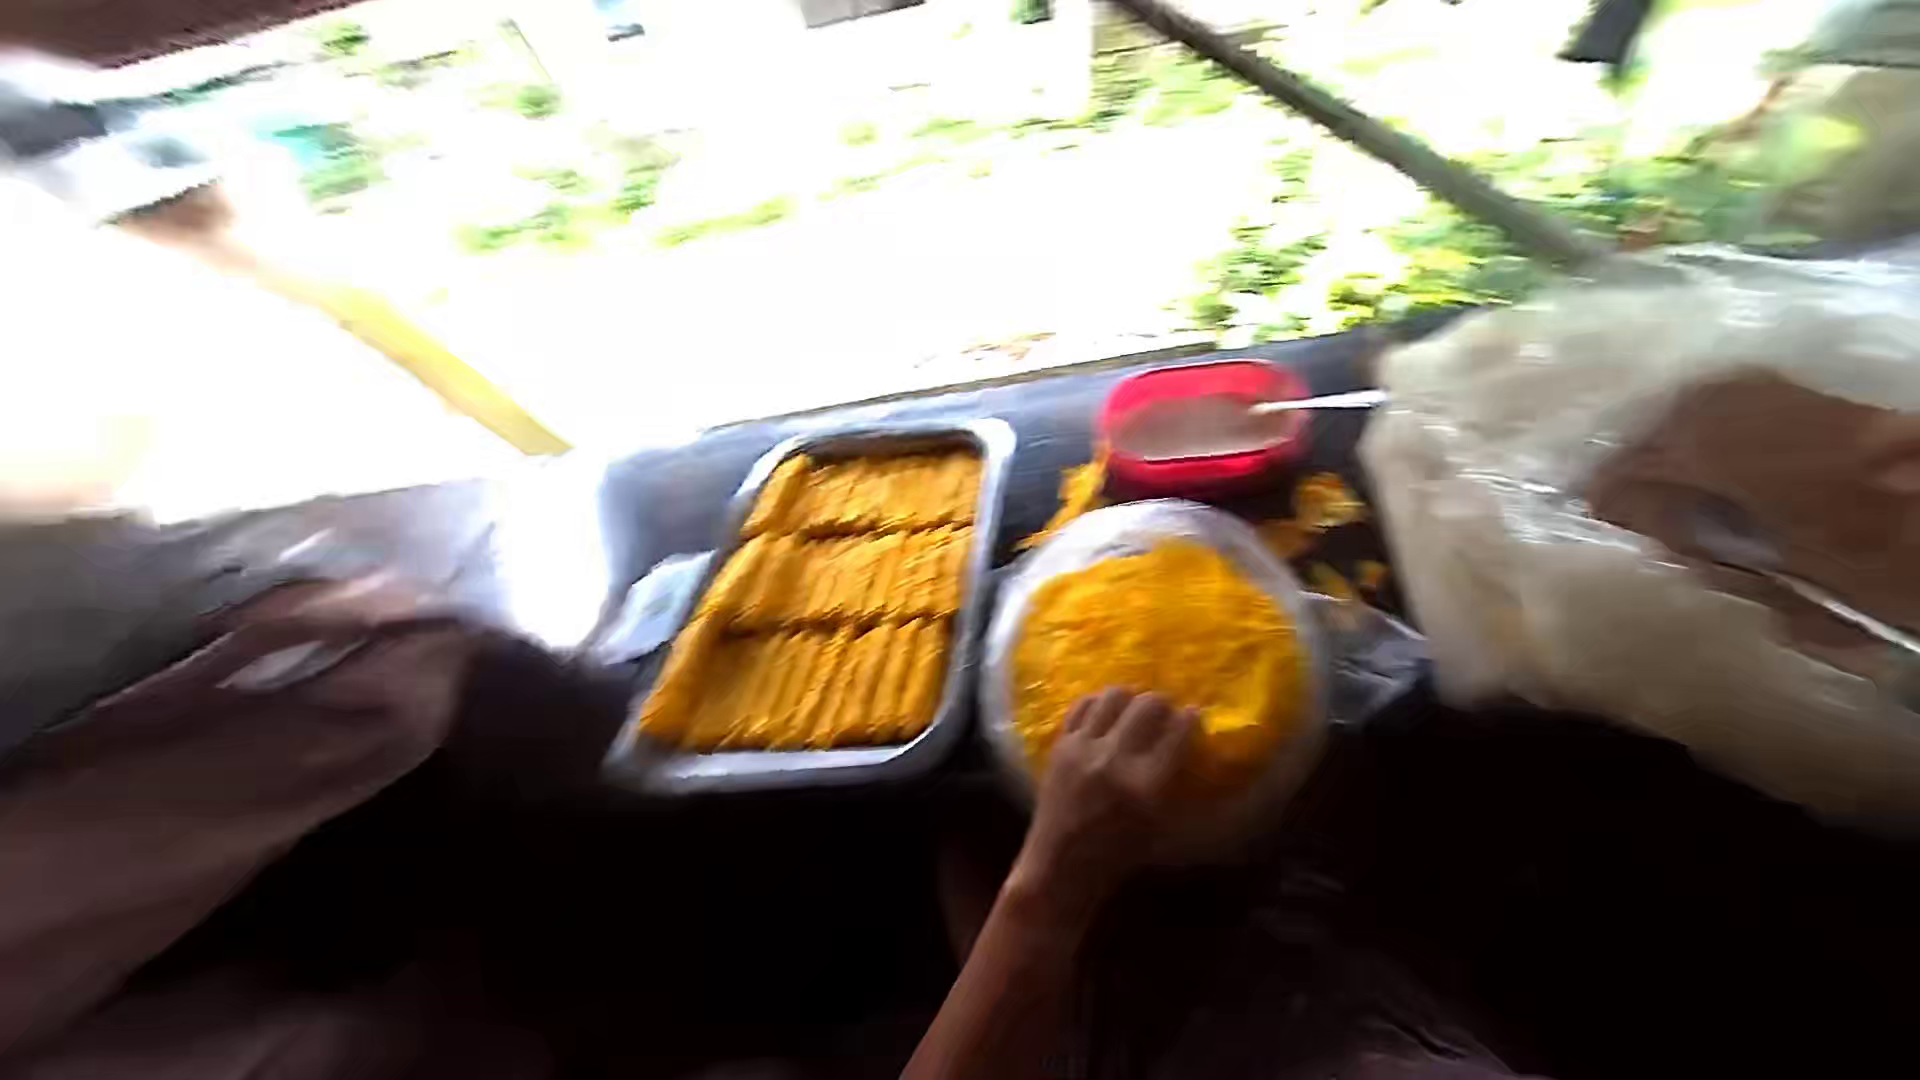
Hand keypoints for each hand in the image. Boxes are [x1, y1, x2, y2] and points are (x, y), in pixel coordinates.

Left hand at [1011, 689, 1195, 915]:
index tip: (1194, 715)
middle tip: (1166, 710)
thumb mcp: (1160, 827)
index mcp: (1145, 785)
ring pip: (1113, 696)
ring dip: (1130, 698)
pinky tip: (1106, 712)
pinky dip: (1098, 703)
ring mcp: (1083, 747)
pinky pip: (1081, 706)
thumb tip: (1192, 744)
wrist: (1059, 864)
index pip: (1178, 733)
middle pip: (1147, 705)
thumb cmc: (1117, 855)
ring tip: (1134, 707)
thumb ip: (1175, 783)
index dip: (1191, 718)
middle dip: (1163, 703)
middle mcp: (1114, 758)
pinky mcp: (1060, 743)